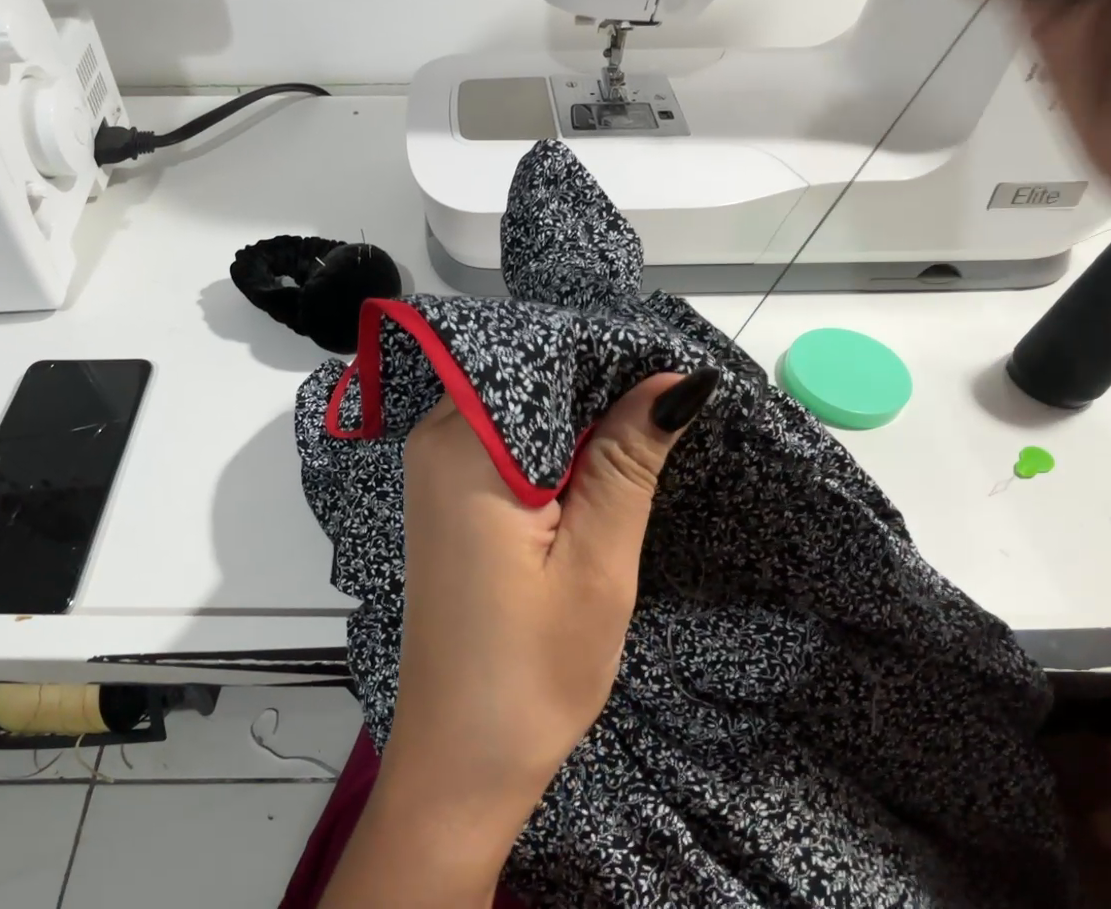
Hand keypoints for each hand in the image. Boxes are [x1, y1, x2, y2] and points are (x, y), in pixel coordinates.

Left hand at [322, 368, 716, 907]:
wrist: (461, 755)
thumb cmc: (530, 671)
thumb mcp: (596, 561)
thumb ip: (628, 460)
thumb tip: (674, 381)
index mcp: (462, 444)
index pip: (538, 356)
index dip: (609, 357)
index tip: (675, 372)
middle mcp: (435, 442)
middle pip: (525, 377)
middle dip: (599, 386)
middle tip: (674, 404)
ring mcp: (435, 472)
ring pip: (519, 410)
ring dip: (581, 420)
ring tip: (650, 433)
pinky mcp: (448, 501)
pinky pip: (505, 444)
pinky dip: (555, 448)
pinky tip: (600, 465)